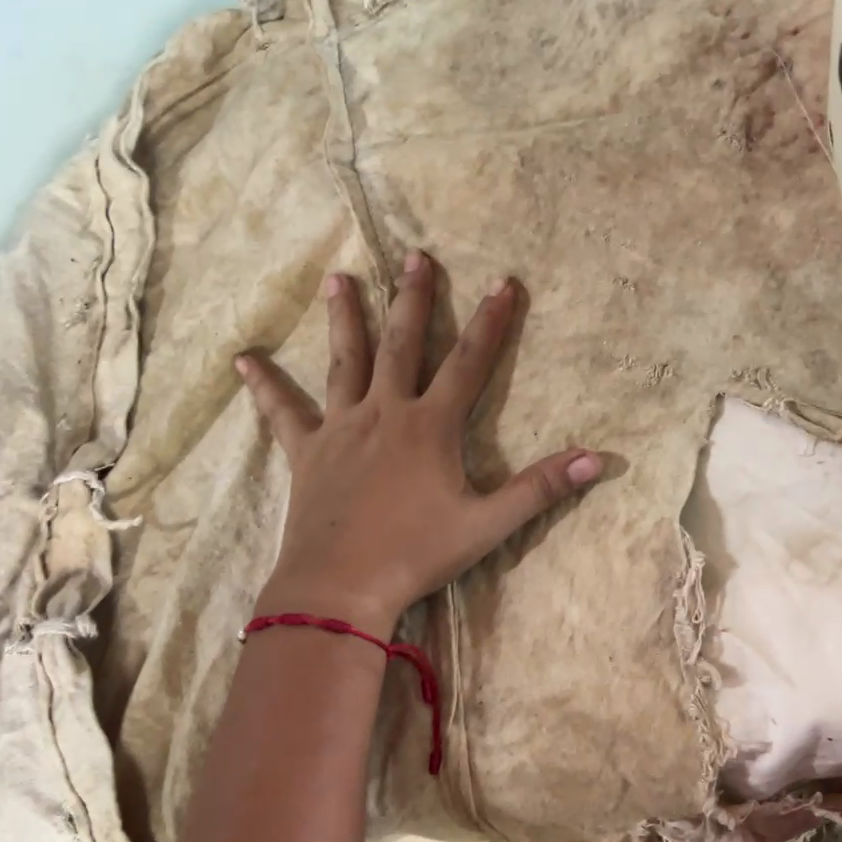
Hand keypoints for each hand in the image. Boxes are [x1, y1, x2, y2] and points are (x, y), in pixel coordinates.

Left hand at [238, 250, 600, 627]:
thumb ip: (541, 488)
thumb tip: (597, 459)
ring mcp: (341, 429)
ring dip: (346, 319)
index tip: (504, 282)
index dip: (492, 322)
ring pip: (345, 362)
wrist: (340, 585)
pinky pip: (284, 412)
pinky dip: (265, 386)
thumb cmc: (417, 553)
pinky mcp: (307, 453)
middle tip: (418, 256)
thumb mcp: (488, 523)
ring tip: (340, 278)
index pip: (470, 363)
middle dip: (415, 299)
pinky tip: (244, 359)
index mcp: (431, 426)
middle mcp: (386, 412)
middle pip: (404, 345)